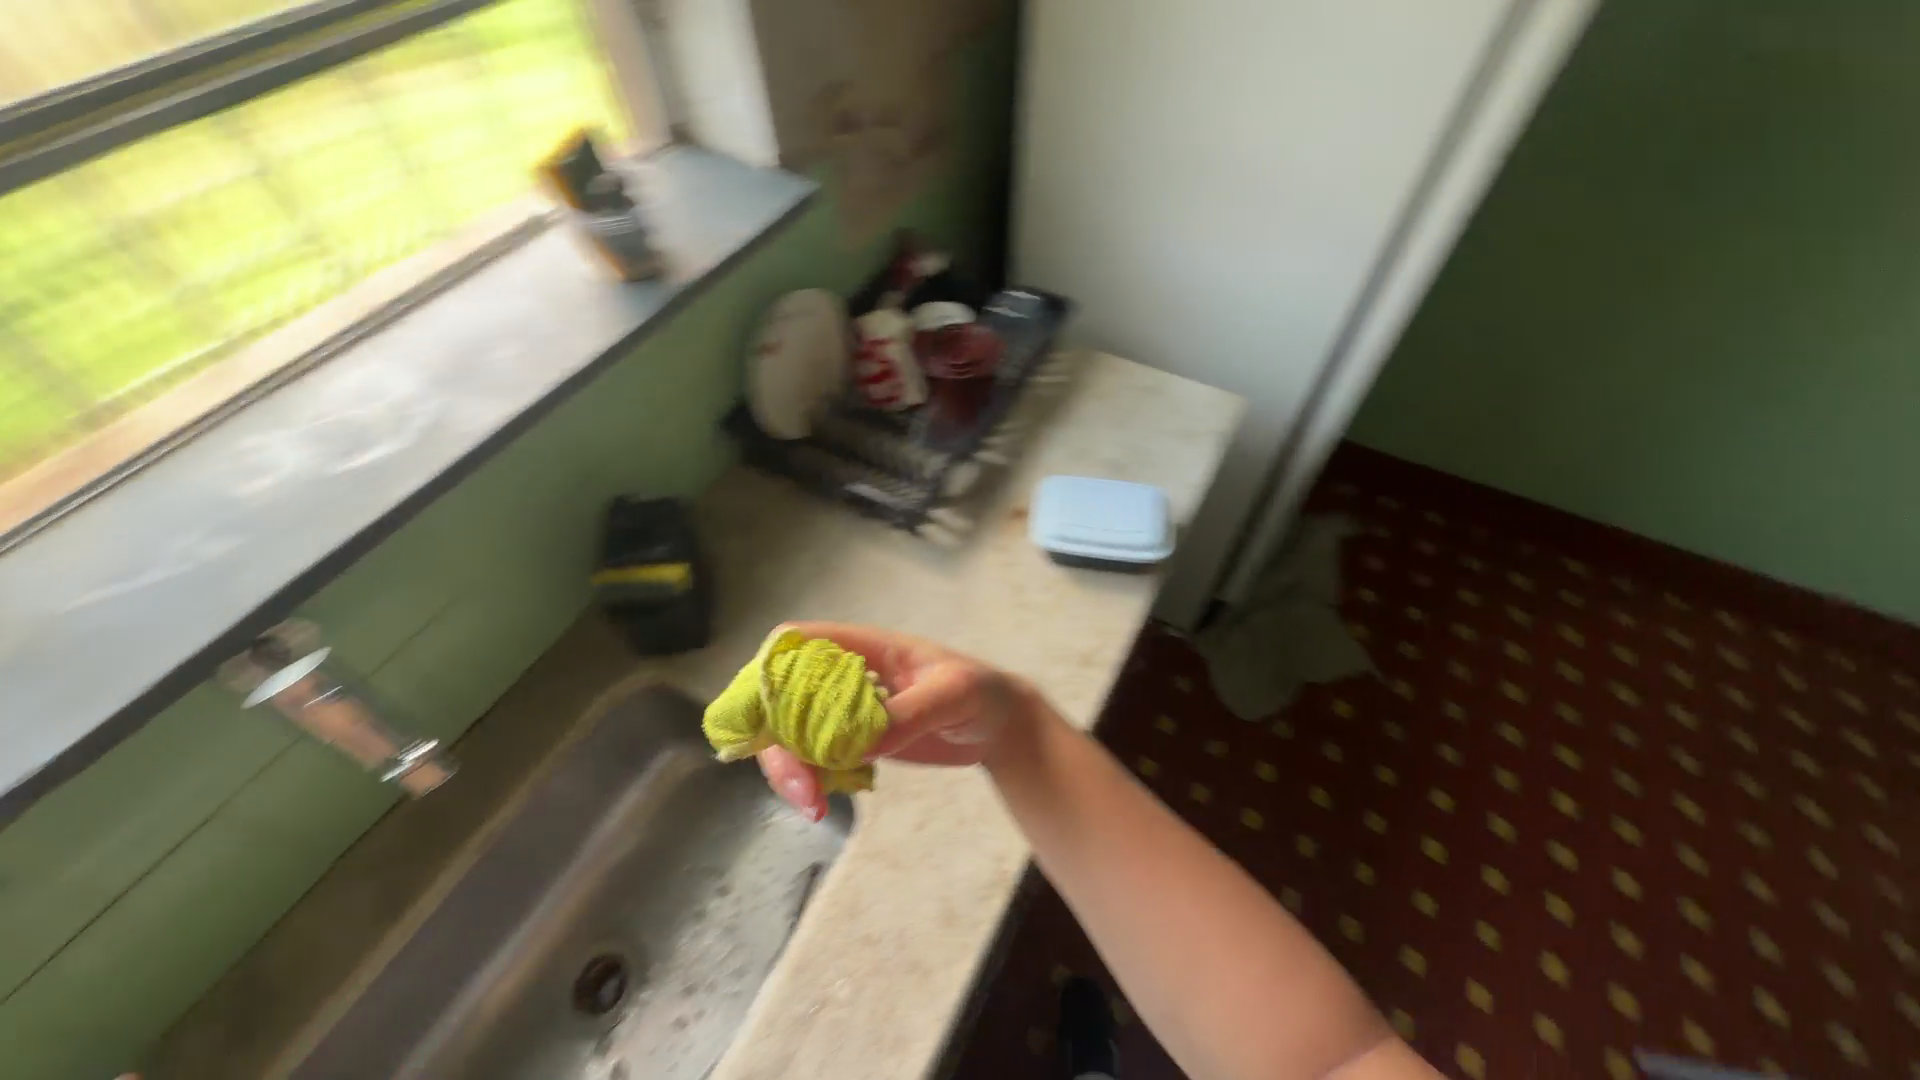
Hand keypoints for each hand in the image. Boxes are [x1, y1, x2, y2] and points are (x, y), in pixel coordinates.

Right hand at [754, 622, 1032, 819]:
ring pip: (789, 733)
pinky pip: (812, 759)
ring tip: (814, 806)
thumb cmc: (980, 693)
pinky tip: (823, 806)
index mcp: (861, 647)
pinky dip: (809, 782)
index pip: (795, 641)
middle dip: (776, 741)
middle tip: (801, 787)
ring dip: (788, 769)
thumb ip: (910, 713)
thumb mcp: (953, 694)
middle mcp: (842, 675)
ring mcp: (843, 710)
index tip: (768, 715)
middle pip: (779, 697)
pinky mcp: (851, 742)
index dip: (769, 670)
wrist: (997, 725)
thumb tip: (859, 745)